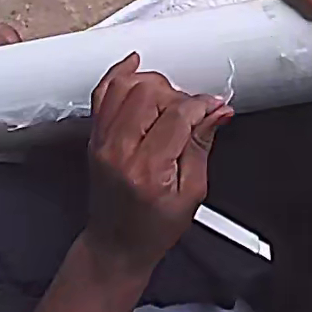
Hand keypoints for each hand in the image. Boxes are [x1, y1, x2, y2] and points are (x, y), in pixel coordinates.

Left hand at [81, 54, 232, 276]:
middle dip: (177, 95)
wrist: (116, 245)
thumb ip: (201, 145)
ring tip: (168, 98)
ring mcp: (103, 141)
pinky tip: (133, 66)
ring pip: (124, 86)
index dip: (201, 106)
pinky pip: (102, 93)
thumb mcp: (191, 193)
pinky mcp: (95, 136)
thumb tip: (217, 113)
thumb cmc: (152, 229)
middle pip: (149, 93)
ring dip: (152, 83)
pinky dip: (118, 74)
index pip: (177, 115)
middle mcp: (120, 150)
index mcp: (148, 169)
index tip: (212, 107)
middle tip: (190, 112)